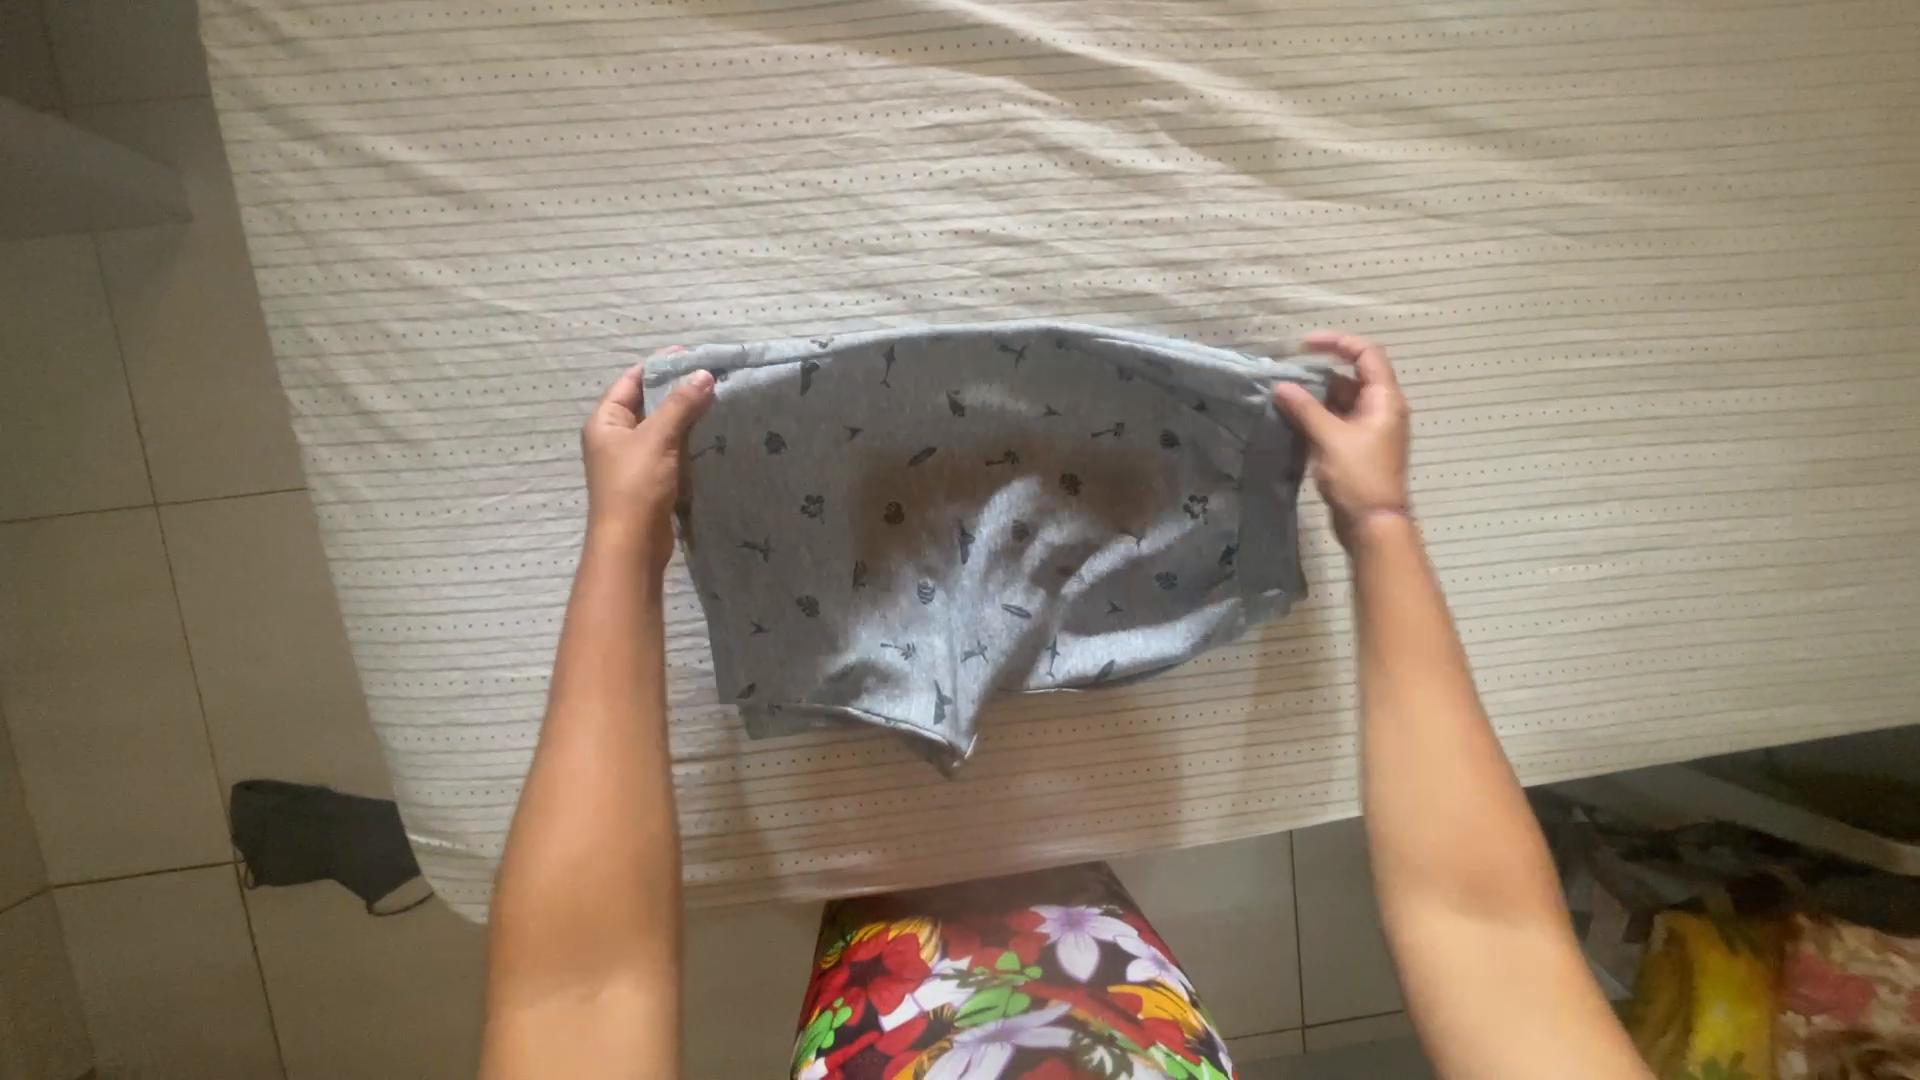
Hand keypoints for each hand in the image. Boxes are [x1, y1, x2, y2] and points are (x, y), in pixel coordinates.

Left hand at [582, 357, 714, 567]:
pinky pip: (671, 451)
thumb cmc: (635, 486)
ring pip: (662, 429)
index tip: (691, 357)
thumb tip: (704, 374)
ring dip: (686, 417)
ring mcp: (633, 460)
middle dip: (677, 391)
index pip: (632, 382)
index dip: (659, 367)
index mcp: (605, 421)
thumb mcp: (657, 438)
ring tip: (718, 402)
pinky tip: (713, 436)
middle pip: (648, 404)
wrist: (632, 543)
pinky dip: (689, 441)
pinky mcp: (651, 479)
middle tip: (712, 378)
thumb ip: (680, 405)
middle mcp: (615, 437)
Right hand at [1272, 332, 1411, 550]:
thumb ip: (1305, 409)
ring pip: (1342, 401)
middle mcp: (1381, 409)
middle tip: (1288, 377)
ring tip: (1284, 399)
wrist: (1372, 522)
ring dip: (1315, 398)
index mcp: (1385, 399)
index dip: (1337, 343)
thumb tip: (1281, 387)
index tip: (1304, 346)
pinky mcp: (1357, 448)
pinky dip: (1317, 417)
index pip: (1366, 354)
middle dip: (1320, 374)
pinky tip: (1293, 421)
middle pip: (1352, 377)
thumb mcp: (1329, 438)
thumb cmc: (1358, 476)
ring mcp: (1370, 430)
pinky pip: (1336, 422)